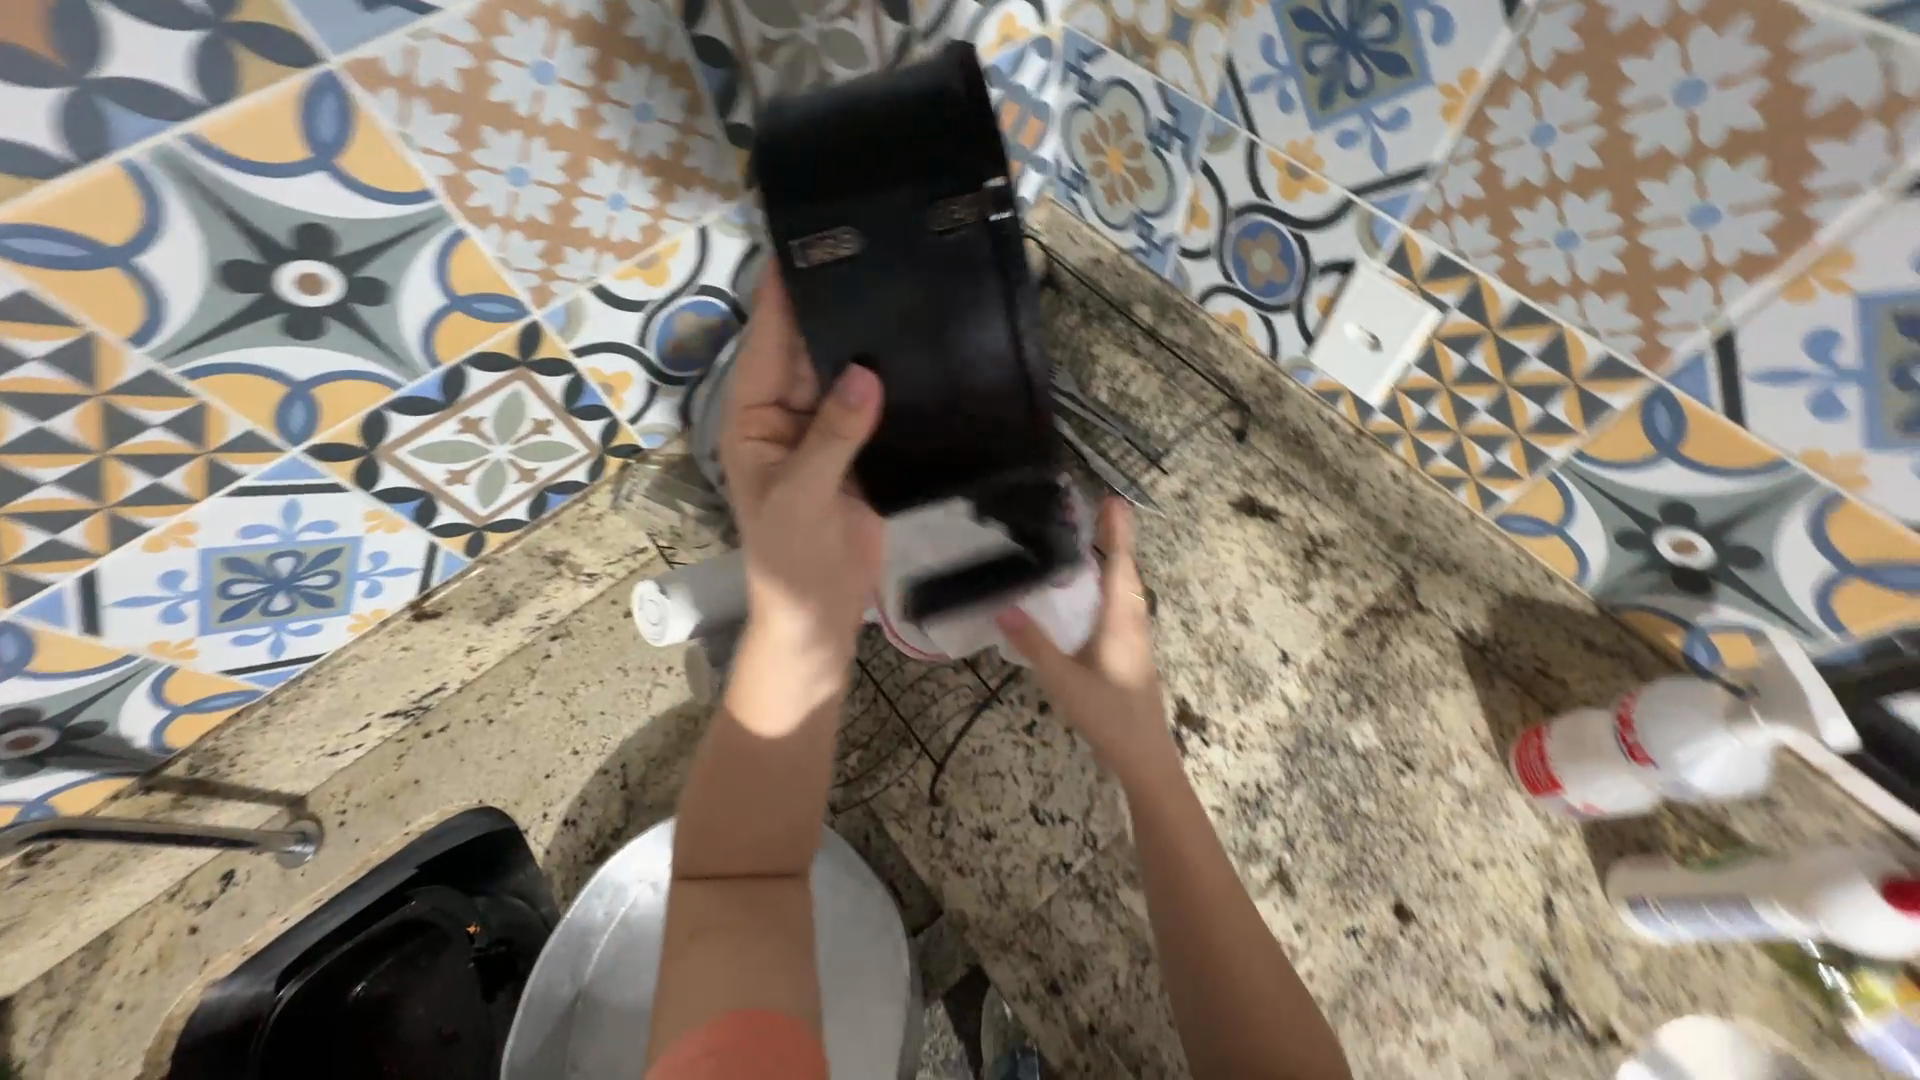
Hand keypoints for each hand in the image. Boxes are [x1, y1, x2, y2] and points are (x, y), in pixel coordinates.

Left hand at [720, 269, 884, 684]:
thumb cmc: (789, 556)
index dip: (785, 290)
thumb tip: (866, 375)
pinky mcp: (864, 446)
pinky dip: (897, 381)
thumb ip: (831, 437)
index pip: (769, 338)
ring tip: (911, 287)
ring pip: (850, 371)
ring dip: (873, 341)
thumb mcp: (800, 496)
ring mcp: (829, 427)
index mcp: (755, 413)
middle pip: (813, 346)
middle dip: (839, 306)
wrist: (822, 609)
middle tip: (880, 250)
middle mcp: (789, 409)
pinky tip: (927, 350)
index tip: (810, 237)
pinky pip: (878, 403)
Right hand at [996, 498, 1177, 784]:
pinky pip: (1124, 608)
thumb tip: (1004, 607)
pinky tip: (1093, 600)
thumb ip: (1034, 643)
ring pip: (1129, 592)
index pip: (1121, 564)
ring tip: (1093, 546)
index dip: (1118, 531)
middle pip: (1128, 572)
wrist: (1144, 756)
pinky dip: (1112, 589)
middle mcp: (1134, 622)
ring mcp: (1137, 639)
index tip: (1113, 500)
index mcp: (1121, 619)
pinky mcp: (1133, 654)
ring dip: (1115, 564)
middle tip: (1099, 512)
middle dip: (1116, 540)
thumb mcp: (1063, 679)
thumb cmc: (1107, 714)